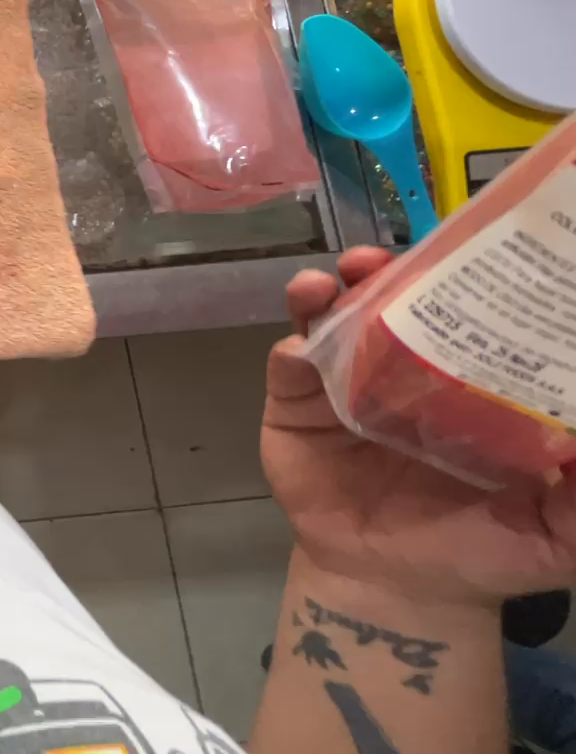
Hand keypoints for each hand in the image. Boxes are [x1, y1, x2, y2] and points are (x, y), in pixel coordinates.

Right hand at [265, 247, 575, 604]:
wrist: (391, 579)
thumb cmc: (485, 549)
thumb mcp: (563, 527)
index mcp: (462, 387)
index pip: (456, 322)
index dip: (453, 286)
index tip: (456, 256)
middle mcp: (397, 374)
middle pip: (380, 309)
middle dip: (375, 276)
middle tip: (373, 259)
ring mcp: (337, 387)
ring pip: (324, 326)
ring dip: (318, 298)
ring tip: (319, 283)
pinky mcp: (292, 405)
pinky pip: (286, 368)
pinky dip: (289, 350)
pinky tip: (296, 346)